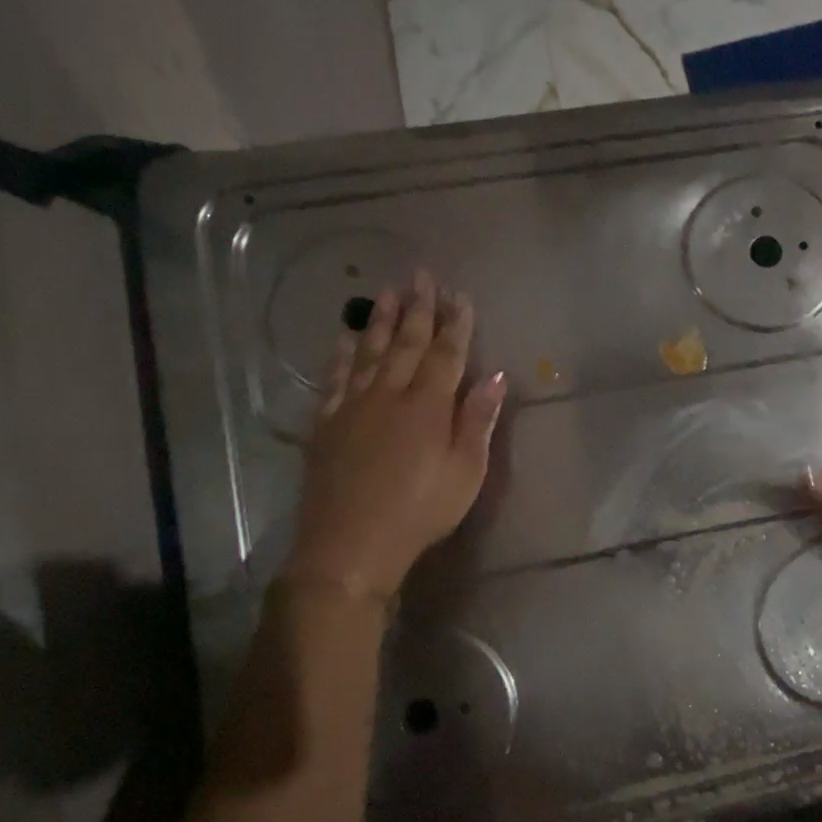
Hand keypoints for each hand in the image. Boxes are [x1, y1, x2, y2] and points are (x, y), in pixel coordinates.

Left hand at [284, 271, 506, 603]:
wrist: (349, 545)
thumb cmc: (420, 512)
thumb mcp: (465, 473)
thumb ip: (477, 421)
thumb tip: (494, 376)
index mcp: (427, 406)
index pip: (445, 354)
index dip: (455, 324)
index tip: (460, 295)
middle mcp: (388, 395)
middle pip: (405, 343)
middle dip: (418, 308)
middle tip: (422, 275)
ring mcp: (352, 406)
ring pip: (368, 352)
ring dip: (379, 320)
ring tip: (387, 292)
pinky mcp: (326, 423)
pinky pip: (335, 377)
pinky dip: (342, 354)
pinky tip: (345, 337)